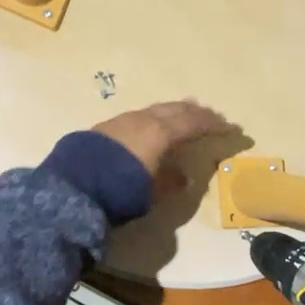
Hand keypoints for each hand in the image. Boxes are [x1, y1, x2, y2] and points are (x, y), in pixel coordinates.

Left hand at [93, 100, 229, 202]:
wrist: (73, 187)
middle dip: (197, 113)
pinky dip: (156, 117)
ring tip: (186, 114)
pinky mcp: (107, 127)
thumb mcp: (152, 194)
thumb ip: (170, 182)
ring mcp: (124, 120)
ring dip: (175, 111)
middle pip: (177, 110)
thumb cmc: (120, 192)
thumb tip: (184, 176)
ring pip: (157, 109)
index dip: (214, 125)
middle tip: (212, 116)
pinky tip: (154, 125)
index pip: (194, 124)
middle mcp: (145, 120)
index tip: (230, 128)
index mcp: (161, 133)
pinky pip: (141, 116)